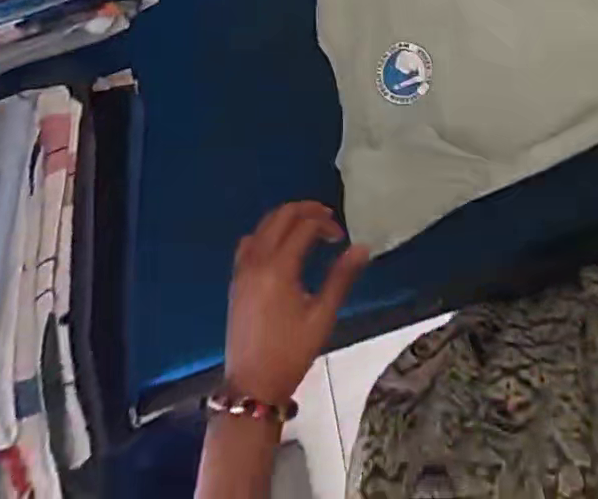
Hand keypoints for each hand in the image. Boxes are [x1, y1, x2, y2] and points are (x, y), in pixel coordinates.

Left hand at [224, 201, 370, 405]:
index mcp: (279, 268)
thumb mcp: (322, 316)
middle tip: (328, 219)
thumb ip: (341, 277)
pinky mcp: (236, 279)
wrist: (253, 386)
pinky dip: (267, 232)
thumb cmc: (291, 353)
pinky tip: (281, 245)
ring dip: (287, 218)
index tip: (341, 238)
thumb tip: (362, 247)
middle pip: (281, 215)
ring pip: (264, 224)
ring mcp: (242, 269)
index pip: (304, 226)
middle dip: (306, 210)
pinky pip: (250, 241)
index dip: (326, 224)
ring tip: (308, 227)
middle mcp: (257, 261)